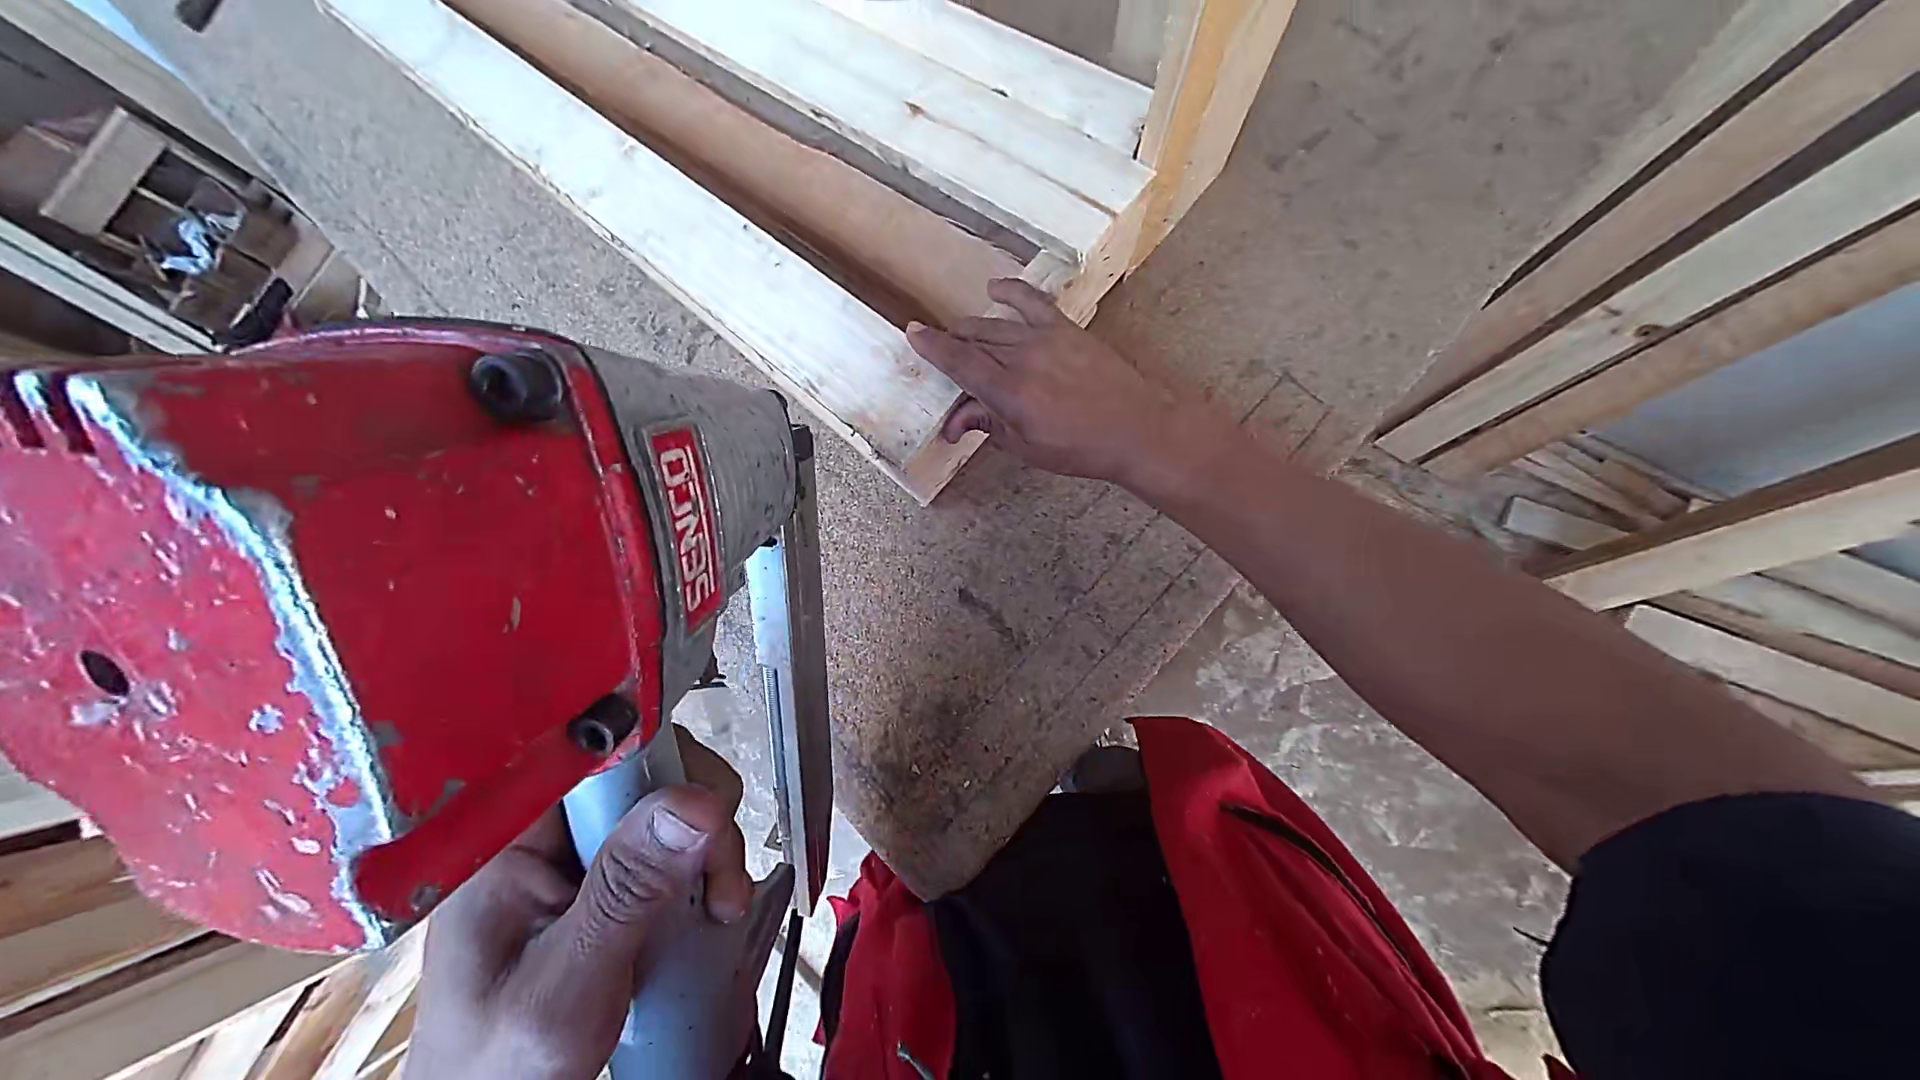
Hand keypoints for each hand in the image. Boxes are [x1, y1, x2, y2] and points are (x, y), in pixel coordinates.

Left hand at [406, 738, 750, 1079]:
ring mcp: (586, 851)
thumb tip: (693, 803)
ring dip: (711, 848)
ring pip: (675, 801)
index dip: (662, 765)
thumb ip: (624, 895)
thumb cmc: (501, 1075)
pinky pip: (680, 837)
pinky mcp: (616, 871)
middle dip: (701, 819)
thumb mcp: (562, 991)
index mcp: (510, 844)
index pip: (599, 753)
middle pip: (651, 769)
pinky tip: (705, 906)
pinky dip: (708, 866)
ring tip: (712, 905)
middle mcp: (550, 834)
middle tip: (714, 880)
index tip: (702, 816)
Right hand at [906, 279, 1227, 486]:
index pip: (958, 361)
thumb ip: (988, 424)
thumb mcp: (1027, 446)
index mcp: (1008, 390)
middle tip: (946, 364)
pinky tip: (995, 288)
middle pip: (972, 340)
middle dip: (952, 347)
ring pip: (995, 324)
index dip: (931, 347)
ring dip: (973, 328)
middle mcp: (1021, 356)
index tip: (911, 333)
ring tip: (963, 336)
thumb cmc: (1080, 448)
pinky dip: (1011, 292)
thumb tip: (955, 421)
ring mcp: (1045, 338)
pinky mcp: (1066, 329)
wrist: (1137, 429)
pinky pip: (1032, 302)